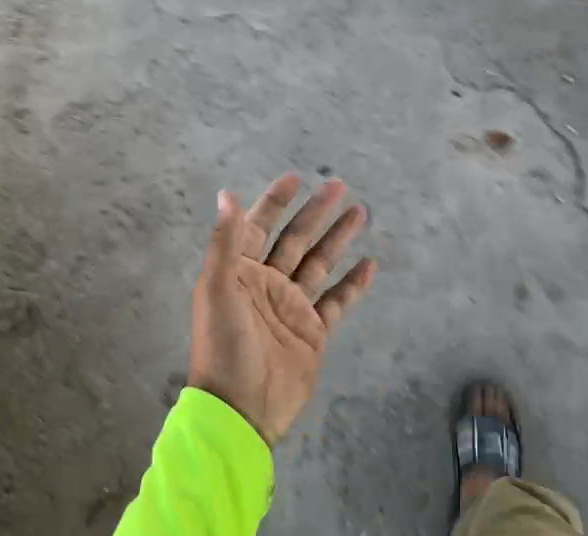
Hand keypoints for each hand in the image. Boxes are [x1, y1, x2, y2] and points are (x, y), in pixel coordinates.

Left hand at [188, 174, 378, 444]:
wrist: (241, 410)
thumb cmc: (223, 346)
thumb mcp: (217, 289)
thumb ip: (224, 242)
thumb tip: (227, 194)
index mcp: (241, 271)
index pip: (260, 226)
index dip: (275, 201)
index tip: (295, 177)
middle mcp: (268, 283)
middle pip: (297, 239)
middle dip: (316, 212)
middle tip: (339, 184)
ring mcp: (292, 307)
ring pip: (320, 263)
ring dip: (338, 237)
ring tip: (360, 211)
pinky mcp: (313, 332)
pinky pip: (337, 301)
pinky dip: (354, 284)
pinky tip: (370, 264)